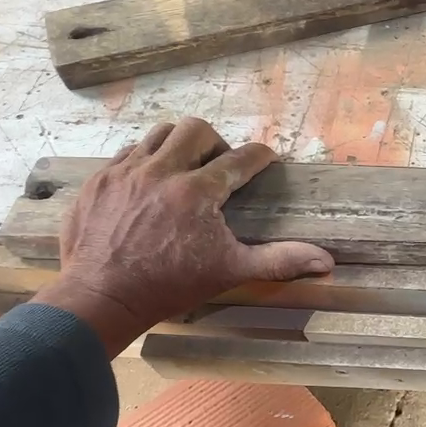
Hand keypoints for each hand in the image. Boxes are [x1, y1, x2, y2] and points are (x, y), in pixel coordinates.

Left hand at [31, 118, 334, 355]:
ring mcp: (125, 172)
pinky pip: (127, 153)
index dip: (260, 157)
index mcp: (198, 192)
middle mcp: (161, 171)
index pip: (240, 159)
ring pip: (158, 134)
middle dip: (215, 143)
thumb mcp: (232, 271)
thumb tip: (327, 262)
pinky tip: (152, 185)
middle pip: (195, 129)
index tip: (266, 160)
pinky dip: (146, 161)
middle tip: (220, 166)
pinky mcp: (98, 181)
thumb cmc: (172, 285)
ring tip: (185, 169)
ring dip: (179, 145)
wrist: (102, 297)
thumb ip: (281, 261)